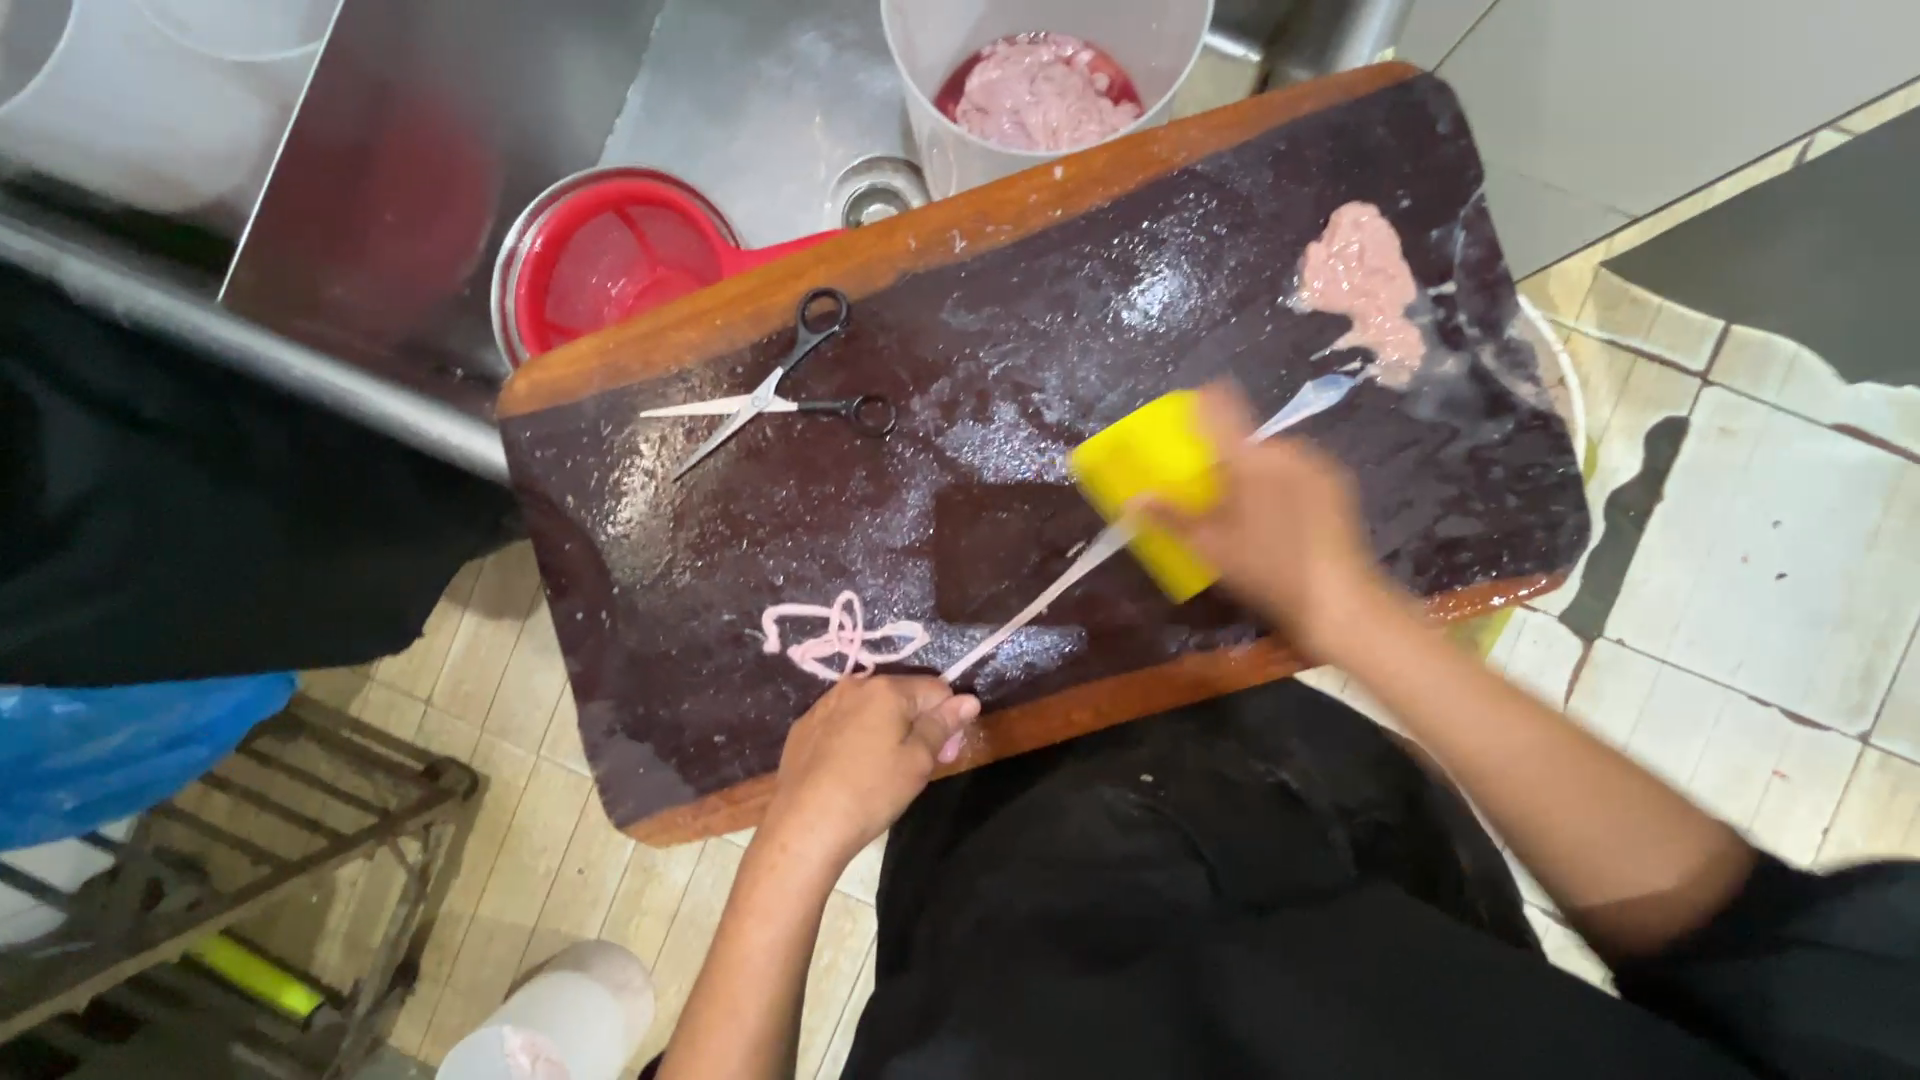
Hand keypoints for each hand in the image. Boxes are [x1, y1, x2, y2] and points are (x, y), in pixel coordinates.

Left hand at [762, 676, 979, 865]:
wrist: (803, 825)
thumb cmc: (871, 793)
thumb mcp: (917, 762)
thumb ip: (942, 725)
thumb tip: (968, 699)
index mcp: (887, 689)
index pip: (936, 689)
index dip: (949, 719)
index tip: (947, 754)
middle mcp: (854, 686)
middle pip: (902, 695)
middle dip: (919, 722)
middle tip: (920, 766)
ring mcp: (824, 704)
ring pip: (871, 707)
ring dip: (887, 728)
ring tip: (884, 769)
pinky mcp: (804, 726)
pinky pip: (843, 721)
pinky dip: (856, 736)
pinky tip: (852, 769)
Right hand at [1140, 381, 1393, 658]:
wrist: (1338, 598)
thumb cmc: (1266, 570)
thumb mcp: (1210, 547)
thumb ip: (1170, 518)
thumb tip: (1133, 500)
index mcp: (1250, 459)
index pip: (1221, 410)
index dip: (1203, 403)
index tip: (1189, 408)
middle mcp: (1284, 450)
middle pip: (1246, 440)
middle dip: (1227, 458)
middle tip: (1213, 490)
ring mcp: (1316, 463)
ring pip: (1272, 455)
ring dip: (1256, 470)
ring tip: (1248, 508)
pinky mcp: (1336, 481)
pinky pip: (1297, 468)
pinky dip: (1281, 482)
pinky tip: (1279, 516)